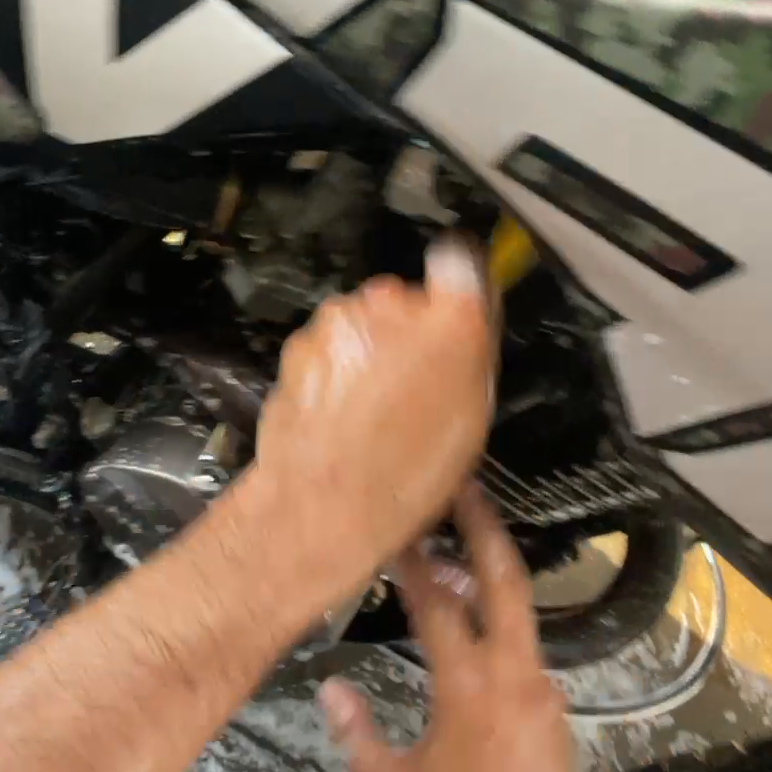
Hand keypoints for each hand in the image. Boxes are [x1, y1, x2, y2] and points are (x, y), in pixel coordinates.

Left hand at [253, 235, 496, 583]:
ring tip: (374, 410)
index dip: (458, 290)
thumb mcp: (468, 420)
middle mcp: (389, 308)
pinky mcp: (301, 344)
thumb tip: (467, 320)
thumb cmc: (400, 477)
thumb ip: (470, 354)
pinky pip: (329, 348)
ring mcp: (338, 325)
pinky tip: (343, 413)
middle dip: (408, 334)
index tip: (457, 307)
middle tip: (413, 385)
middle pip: (404, 301)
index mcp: (450, 322)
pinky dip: (336, 370)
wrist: (320, 505)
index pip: (462, 267)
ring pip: (362, 325)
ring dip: (369, 353)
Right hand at [317, 487, 652, 771]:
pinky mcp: (552, 709)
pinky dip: (496, 616)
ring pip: (519, 611)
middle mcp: (514, 677)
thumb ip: (357, 734)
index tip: (396, 528)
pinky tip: (471, 620)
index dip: (414, 563)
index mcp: (469, 690)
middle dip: (485, 529)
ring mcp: (542, 691)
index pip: (437, 606)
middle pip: (504, 583)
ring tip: (456, 547)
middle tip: (466, 489)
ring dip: (489, 572)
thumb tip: (331, 689)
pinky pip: (522, 644)